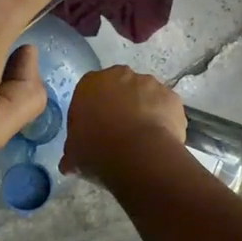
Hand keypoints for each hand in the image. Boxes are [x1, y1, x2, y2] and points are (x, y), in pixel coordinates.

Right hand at [61, 66, 187, 184]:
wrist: (137, 154)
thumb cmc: (96, 148)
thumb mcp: (73, 153)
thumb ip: (72, 152)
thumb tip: (68, 165)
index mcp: (90, 83)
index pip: (88, 93)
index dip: (92, 113)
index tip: (93, 131)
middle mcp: (120, 75)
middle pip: (119, 89)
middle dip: (119, 106)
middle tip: (117, 133)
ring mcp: (150, 84)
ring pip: (144, 96)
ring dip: (142, 111)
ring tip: (140, 139)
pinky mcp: (173, 97)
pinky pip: (165, 108)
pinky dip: (162, 120)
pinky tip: (157, 139)